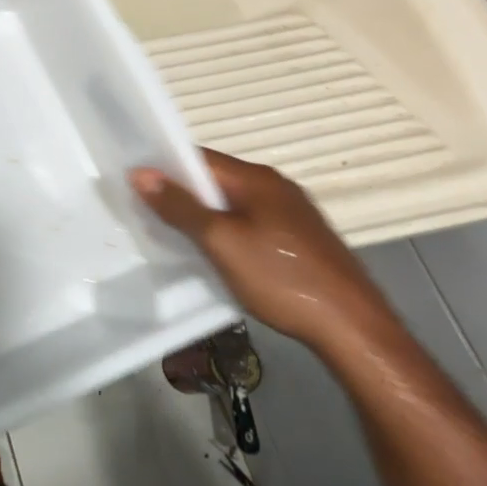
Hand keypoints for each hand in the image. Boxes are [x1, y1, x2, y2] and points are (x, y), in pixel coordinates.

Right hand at [133, 149, 394, 354]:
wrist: (353, 329)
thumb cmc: (282, 278)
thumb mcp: (222, 242)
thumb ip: (181, 207)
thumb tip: (140, 173)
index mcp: (257, 179)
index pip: (198, 156)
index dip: (164, 166)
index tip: (133, 183)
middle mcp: (276, 187)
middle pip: (215, 180)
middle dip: (181, 194)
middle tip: (146, 213)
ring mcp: (292, 215)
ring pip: (232, 204)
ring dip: (203, 216)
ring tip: (173, 236)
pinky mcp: (299, 241)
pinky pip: (249, 224)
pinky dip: (226, 232)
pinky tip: (216, 255)